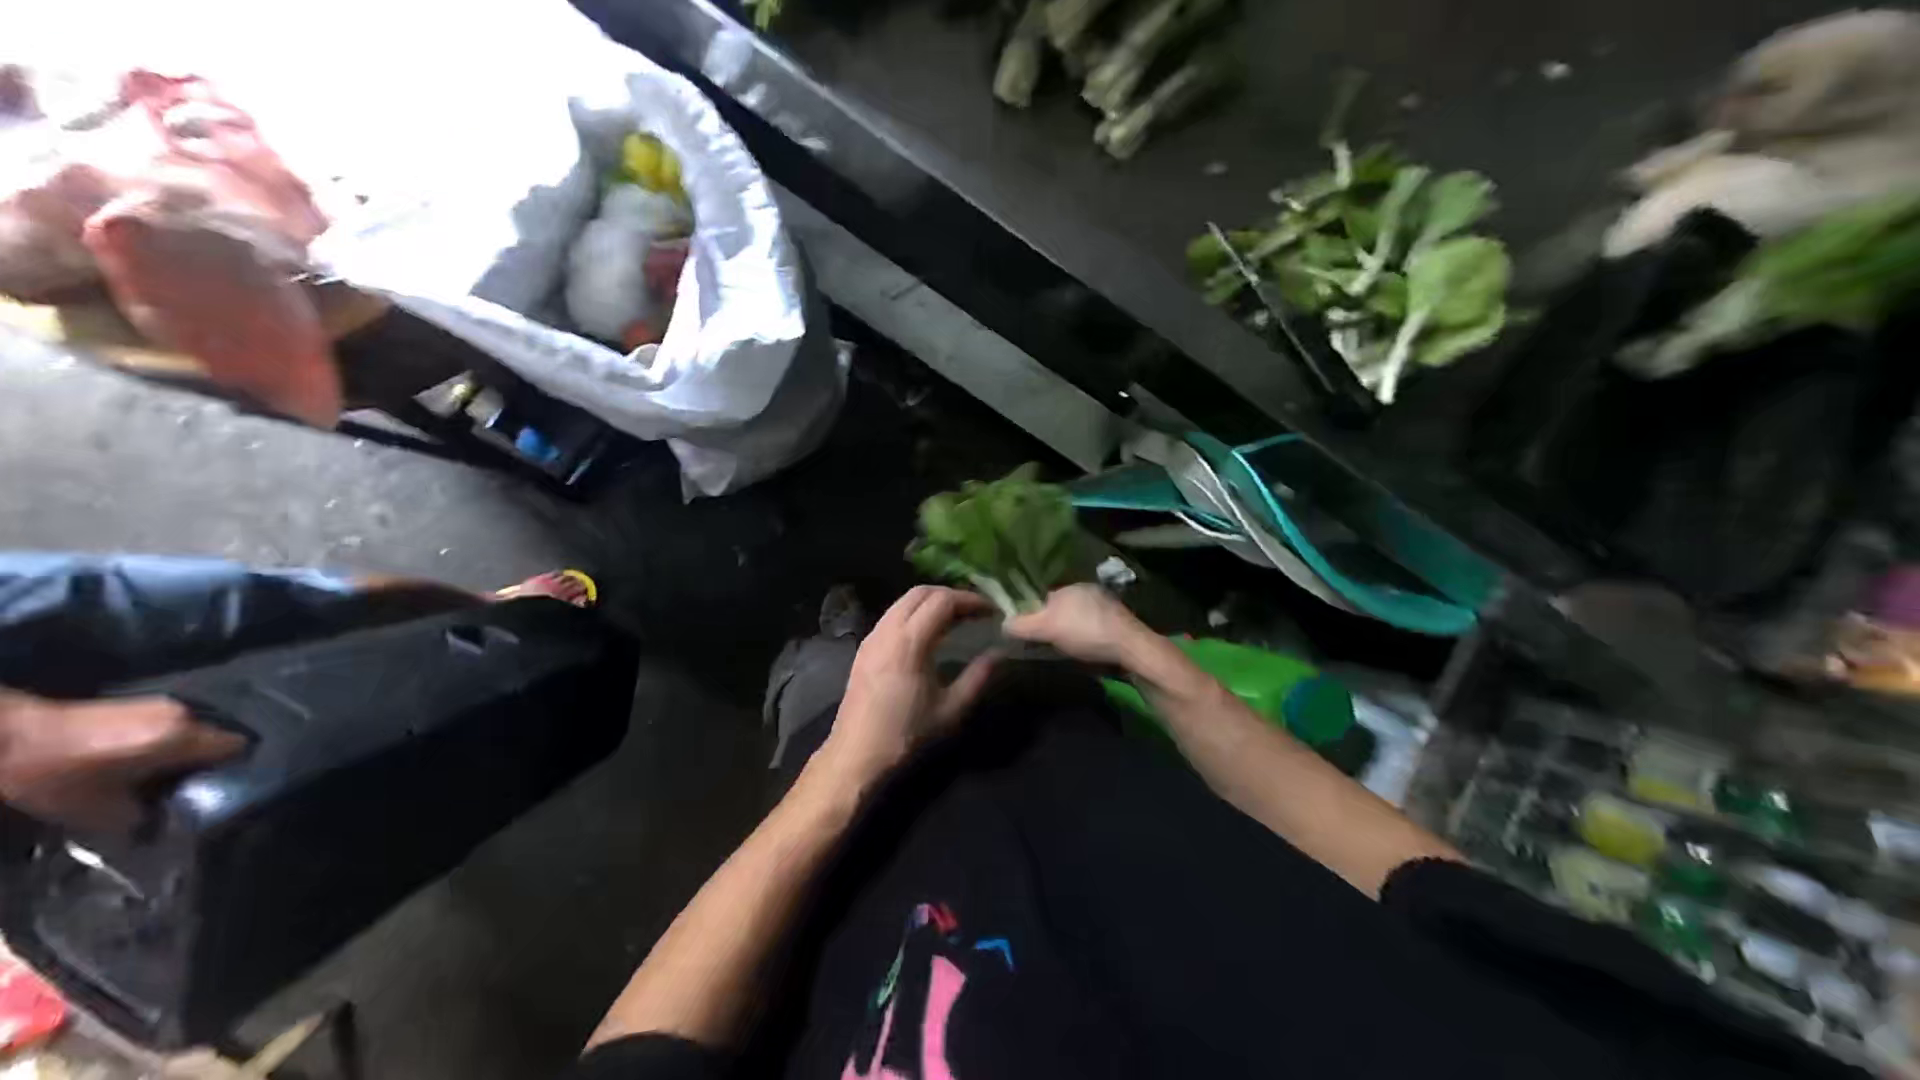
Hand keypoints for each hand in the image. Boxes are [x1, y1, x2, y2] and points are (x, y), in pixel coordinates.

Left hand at [0, 690, 246, 831]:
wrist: (6, 739)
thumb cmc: (59, 775)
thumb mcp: (98, 811)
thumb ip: (145, 818)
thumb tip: (167, 824)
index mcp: (185, 736)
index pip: (239, 746)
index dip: (237, 766)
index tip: (223, 784)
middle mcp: (186, 714)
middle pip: (217, 736)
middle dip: (208, 758)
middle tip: (191, 783)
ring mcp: (164, 704)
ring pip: (194, 730)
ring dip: (186, 748)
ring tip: (166, 771)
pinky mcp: (142, 703)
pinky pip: (173, 724)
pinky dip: (167, 740)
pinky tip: (144, 756)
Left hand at [819, 587, 998, 783]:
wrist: (857, 754)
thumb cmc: (905, 734)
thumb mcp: (950, 709)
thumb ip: (977, 677)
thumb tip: (998, 654)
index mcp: (909, 643)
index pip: (942, 601)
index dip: (969, 600)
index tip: (990, 610)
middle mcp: (887, 631)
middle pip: (920, 593)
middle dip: (951, 595)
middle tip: (975, 610)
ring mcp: (872, 637)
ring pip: (903, 602)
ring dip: (931, 602)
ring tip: (956, 619)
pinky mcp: (864, 648)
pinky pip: (892, 616)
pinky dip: (914, 613)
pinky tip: (929, 633)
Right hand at [1003, 584, 1152, 666]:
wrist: (1131, 648)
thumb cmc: (1085, 632)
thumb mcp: (1047, 628)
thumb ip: (1022, 624)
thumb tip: (1002, 623)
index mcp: (1070, 587)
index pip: (1043, 597)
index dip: (1033, 613)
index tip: (1028, 632)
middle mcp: (1088, 591)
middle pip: (1061, 607)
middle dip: (1053, 621)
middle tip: (1045, 642)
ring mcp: (1106, 606)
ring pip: (1078, 618)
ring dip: (1071, 630)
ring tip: (1065, 648)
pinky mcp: (1118, 623)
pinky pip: (1093, 627)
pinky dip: (1086, 636)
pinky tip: (1086, 650)